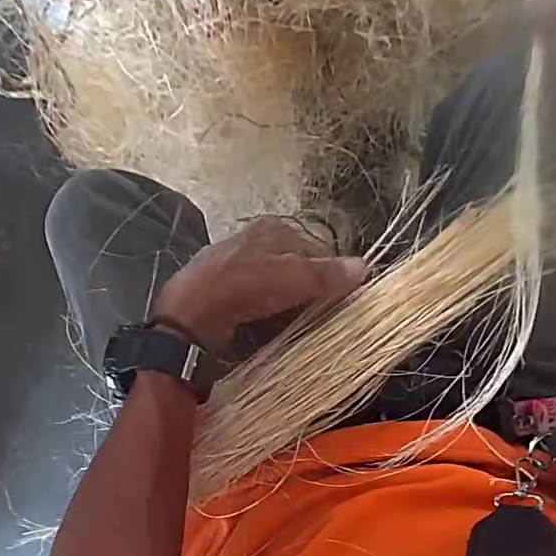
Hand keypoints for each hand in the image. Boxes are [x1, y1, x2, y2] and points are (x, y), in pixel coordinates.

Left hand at [150, 217, 367, 354]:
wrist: (190, 316)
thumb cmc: (243, 287)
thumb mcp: (292, 278)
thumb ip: (327, 274)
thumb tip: (365, 268)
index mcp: (273, 228)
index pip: (317, 248)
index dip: (331, 273)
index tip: (341, 300)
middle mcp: (253, 240)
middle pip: (296, 266)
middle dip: (308, 290)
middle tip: (318, 316)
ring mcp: (235, 265)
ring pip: (276, 284)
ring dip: (287, 304)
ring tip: (294, 325)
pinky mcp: (222, 291)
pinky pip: (256, 301)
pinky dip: (266, 313)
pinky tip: (267, 327)